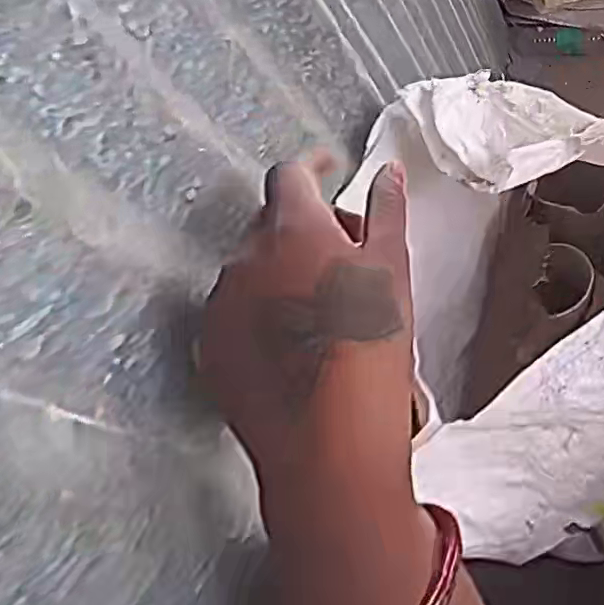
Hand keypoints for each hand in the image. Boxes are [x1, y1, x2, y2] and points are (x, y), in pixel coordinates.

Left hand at [201, 155, 413, 467]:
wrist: (331, 440)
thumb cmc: (372, 344)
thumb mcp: (392, 266)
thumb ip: (388, 209)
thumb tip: (389, 171)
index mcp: (292, 229)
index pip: (291, 174)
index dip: (314, 164)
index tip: (331, 166)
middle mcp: (244, 258)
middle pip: (274, 220)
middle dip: (310, 224)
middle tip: (353, 252)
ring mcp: (221, 305)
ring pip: (255, 265)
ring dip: (286, 266)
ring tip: (329, 302)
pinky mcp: (211, 348)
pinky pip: (238, 307)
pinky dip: (266, 306)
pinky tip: (301, 335)